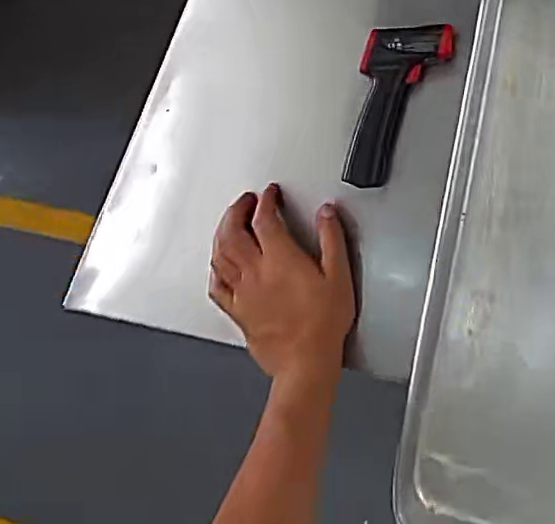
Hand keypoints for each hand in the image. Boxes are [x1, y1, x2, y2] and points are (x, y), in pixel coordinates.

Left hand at [209, 184, 356, 381]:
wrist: (305, 362)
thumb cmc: (323, 322)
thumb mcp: (339, 274)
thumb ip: (332, 238)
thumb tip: (326, 213)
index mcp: (280, 260)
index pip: (265, 219)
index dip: (266, 201)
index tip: (270, 193)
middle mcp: (256, 273)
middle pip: (233, 233)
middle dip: (236, 211)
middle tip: (245, 201)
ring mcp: (243, 293)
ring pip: (220, 255)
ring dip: (222, 233)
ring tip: (229, 223)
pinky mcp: (237, 312)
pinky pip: (217, 286)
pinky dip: (215, 268)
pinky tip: (218, 265)